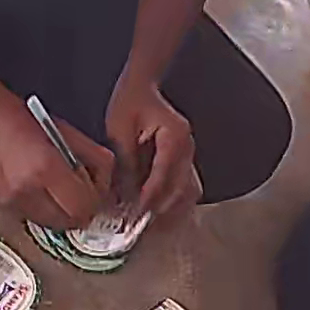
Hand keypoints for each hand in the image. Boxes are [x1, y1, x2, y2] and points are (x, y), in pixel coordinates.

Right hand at [0, 95, 110, 227]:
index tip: (97, 192)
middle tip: (83, 195)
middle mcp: (27, 190)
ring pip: (52, 225)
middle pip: (69, 222)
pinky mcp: (1, 206)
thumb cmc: (24, 119)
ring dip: (63, 213)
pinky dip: (45, 208)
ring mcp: (11, 202)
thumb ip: (94, 158)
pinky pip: (34, 218)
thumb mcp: (67, 132)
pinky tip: (41, 189)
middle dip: (81, 211)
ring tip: (61, 191)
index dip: (95, 202)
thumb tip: (107, 182)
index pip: (82, 206)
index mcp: (46, 167)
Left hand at [106, 78, 200, 217]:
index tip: (138, 213)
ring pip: (188, 191)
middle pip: (181, 188)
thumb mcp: (120, 130)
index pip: (164, 175)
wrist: (142, 85)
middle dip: (161, 209)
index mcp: (174, 137)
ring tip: (152, 224)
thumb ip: (125, 162)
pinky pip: (186, 186)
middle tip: (142, 224)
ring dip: (171, 209)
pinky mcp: (184, 160)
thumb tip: (124, 194)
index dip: (151, 197)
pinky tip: (160, 212)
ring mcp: (189, 154)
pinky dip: (174, 201)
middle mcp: (187, 147)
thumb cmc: (131, 101)